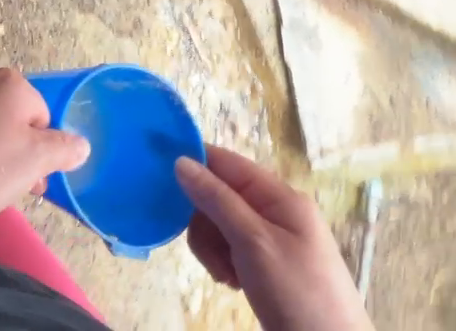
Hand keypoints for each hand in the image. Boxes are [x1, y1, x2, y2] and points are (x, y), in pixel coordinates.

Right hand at [176, 147, 373, 330]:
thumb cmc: (298, 295)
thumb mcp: (253, 243)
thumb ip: (216, 198)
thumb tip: (180, 160)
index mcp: (280, 197)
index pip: (225, 162)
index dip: (192, 161)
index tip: (156, 171)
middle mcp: (275, 211)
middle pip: (216, 194)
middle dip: (203, 220)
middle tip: (209, 250)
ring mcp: (270, 239)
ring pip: (217, 222)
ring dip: (211, 246)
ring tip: (225, 274)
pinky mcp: (264, 264)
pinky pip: (227, 246)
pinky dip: (221, 260)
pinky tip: (231, 281)